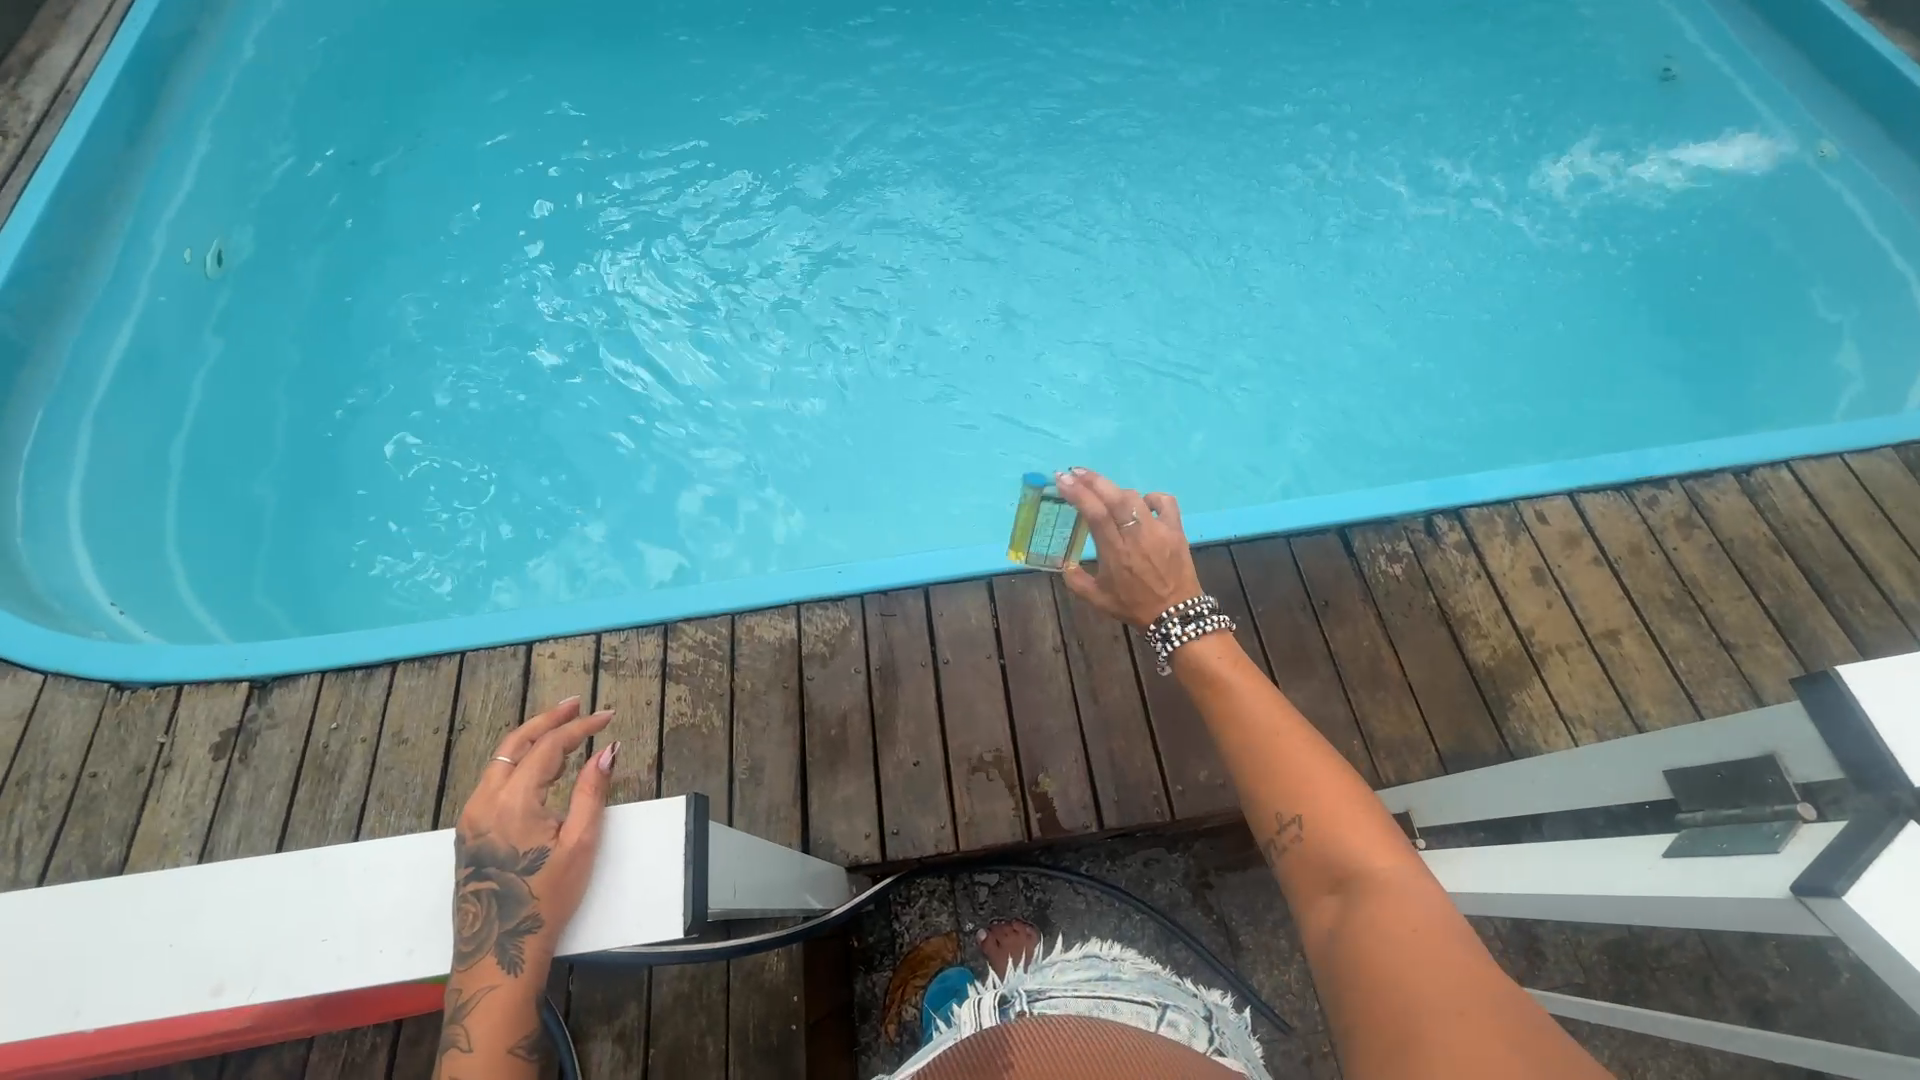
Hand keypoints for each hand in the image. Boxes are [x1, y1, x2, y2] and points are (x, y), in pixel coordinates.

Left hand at [451, 698, 616, 978]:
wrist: (498, 951)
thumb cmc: (547, 899)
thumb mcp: (580, 844)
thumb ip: (592, 792)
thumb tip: (608, 750)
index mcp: (512, 803)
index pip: (548, 748)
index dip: (580, 728)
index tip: (607, 717)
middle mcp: (483, 802)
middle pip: (515, 744)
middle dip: (548, 720)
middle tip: (577, 704)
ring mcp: (471, 816)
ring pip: (500, 761)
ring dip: (533, 740)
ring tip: (565, 730)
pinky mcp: (469, 830)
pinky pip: (494, 781)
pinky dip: (521, 763)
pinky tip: (542, 767)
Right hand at [1055, 466, 1202, 626]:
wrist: (1175, 615)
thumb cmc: (1134, 606)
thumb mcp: (1097, 599)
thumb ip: (1075, 580)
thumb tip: (1063, 562)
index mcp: (1115, 553)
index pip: (1094, 513)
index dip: (1078, 493)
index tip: (1062, 479)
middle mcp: (1136, 536)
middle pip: (1113, 498)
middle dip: (1092, 480)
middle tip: (1075, 472)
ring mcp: (1159, 531)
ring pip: (1135, 497)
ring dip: (1115, 490)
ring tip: (1103, 491)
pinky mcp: (1176, 530)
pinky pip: (1166, 502)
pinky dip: (1152, 497)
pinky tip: (1143, 503)